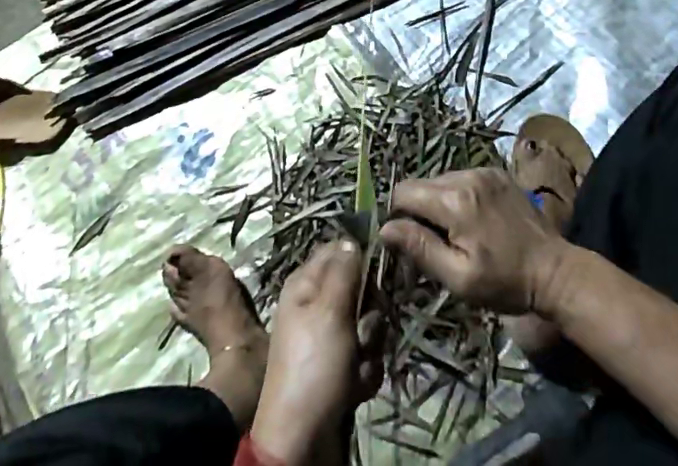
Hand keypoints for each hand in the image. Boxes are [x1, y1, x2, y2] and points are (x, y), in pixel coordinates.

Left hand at [250, 240, 382, 464]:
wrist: (302, 439)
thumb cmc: (313, 366)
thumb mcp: (328, 310)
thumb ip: (344, 271)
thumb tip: (352, 238)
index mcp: (306, 284)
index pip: (340, 251)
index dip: (361, 260)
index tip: (376, 277)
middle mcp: (317, 305)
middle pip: (361, 289)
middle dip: (371, 313)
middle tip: (364, 329)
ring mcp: (329, 338)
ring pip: (370, 325)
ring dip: (371, 347)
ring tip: (356, 366)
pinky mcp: (340, 367)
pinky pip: (367, 356)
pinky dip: (366, 371)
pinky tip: (356, 386)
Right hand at [380, 168, 572, 315]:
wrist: (555, 271)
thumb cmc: (505, 282)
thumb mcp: (458, 277)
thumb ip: (420, 248)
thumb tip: (385, 229)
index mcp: (455, 201)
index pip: (403, 192)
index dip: (398, 215)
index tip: (408, 240)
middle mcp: (467, 176)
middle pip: (421, 184)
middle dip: (418, 209)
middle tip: (434, 241)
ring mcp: (485, 172)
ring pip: (441, 180)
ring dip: (438, 202)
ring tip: (455, 232)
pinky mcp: (497, 174)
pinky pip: (463, 178)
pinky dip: (458, 195)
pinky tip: (473, 219)